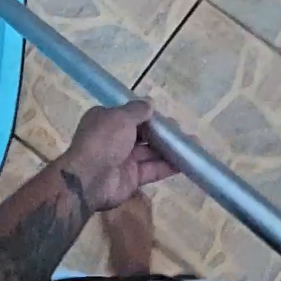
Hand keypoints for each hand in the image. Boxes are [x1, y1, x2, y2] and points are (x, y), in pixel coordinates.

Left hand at [60, 101, 177, 211]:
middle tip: (181, 131)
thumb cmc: (103, 140)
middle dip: (161, 132)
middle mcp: (113, 139)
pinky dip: (168, 166)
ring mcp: (122, 159)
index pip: (128, 115)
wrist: (89, 178)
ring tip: (191, 144)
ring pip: (149, 152)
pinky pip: (153, 169)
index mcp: (105, 121)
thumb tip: (149, 103)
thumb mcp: (120, 118)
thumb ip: (137, 110)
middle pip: (142, 134)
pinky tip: (186, 161)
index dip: (147, 115)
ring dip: (169, 148)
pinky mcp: (131, 178)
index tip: (164, 116)